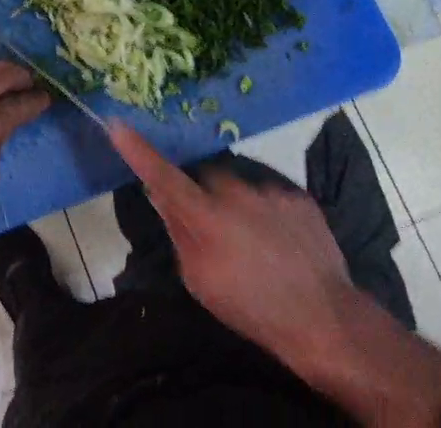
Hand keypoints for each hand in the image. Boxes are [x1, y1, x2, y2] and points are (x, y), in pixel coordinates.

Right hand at [110, 123, 440, 426]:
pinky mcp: (299, 198)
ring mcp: (271, 191)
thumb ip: (179, 233)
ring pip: (240, 186)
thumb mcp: (199, 280)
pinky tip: (278, 244)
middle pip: (206, 177)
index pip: (162, 175)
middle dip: (202, 193)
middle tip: (210, 227)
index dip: (137, 150)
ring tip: (253, 243)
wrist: (323, 317)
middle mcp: (236, 191)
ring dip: (237, 204)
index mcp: (205, 215)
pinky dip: (267, 214)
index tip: (117, 124)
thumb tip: (163, 199)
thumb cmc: (251, 307)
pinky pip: (270, 197)